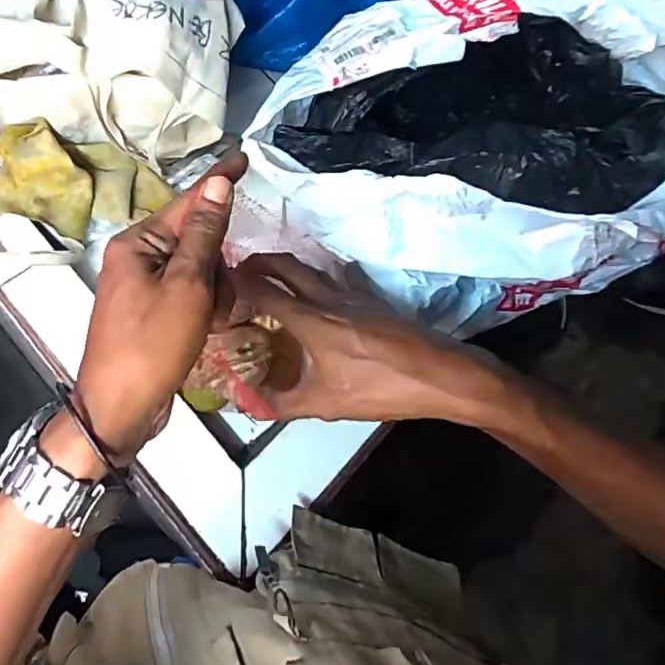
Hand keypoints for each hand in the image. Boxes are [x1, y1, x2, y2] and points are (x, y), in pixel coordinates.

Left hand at [73, 152, 248, 458]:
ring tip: (210, 321)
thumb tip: (216, 184)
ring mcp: (139, 286)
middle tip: (219, 299)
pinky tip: (204, 329)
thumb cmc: (152, 344)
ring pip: (195, 270)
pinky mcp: (148, 311)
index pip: (185, 203)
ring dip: (213, 291)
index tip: (242, 157)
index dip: (217, 181)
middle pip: (193, 240)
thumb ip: (203, 235)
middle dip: (217, 265)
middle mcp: (134, 258)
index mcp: (135, 244)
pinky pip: (186, 294)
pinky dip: (202, 308)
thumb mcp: (186, 286)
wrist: (120, 406)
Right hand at [229, 254, 514, 425]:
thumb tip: (240, 400)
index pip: (262, 290)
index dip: (236, 283)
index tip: (217, 283)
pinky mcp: (371, 297)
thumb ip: (279, 403)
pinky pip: (332, 276)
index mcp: (310, 320)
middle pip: (284, 264)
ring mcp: (352, 293)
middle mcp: (327, 297)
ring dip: (283, 266)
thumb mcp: (325, 403)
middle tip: (238, 269)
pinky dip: (312, 276)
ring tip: (268, 277)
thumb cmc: (382, 388)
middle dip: (257, 261)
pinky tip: (313, 293)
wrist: (447, 375)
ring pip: (308, 267)